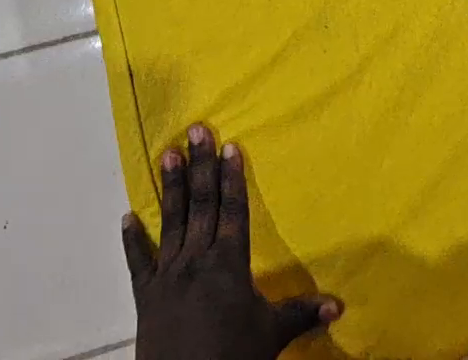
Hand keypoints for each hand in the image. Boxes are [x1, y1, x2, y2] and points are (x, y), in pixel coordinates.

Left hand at [124, 125, 341, 359]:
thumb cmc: (232, 359)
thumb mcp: (272, 335)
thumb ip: (303, 313)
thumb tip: (340, 305)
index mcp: (228, 263)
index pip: (233, 210)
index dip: (232, 177)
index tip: (229, 146)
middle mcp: (197, 259)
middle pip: (201, 204)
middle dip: (201, 166)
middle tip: (197, 130)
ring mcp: (168, 275)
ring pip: (172, 222)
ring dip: (170, 187)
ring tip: (168, 153)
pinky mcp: (146, 296)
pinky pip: (138, 262)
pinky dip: (132, 239)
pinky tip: (126, 216)